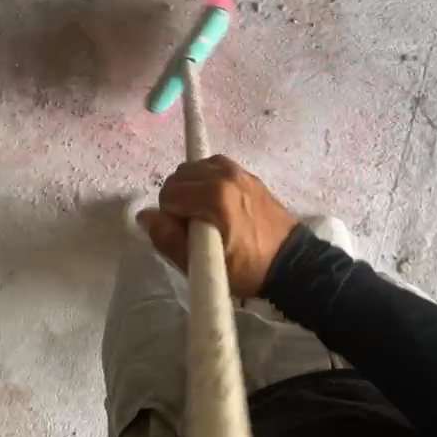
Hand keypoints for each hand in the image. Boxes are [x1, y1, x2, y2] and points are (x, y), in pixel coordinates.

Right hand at [136, 156, 299, 297]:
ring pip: (196, 167)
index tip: (182, 234)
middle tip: (190, 225)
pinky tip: (214, 202)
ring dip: (191, 186)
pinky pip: (215, 167)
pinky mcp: (248, 174)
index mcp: (215, 196)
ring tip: (202, 213)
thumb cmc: (247, 269)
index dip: (168, 215)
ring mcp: (239, 171)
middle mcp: (226, 175)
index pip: (169, 193)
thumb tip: (145, 215)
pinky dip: (207, 179)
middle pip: (180, 176)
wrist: (290, 262)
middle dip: (177, 198)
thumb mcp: (202, 264)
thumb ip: (168, 239)